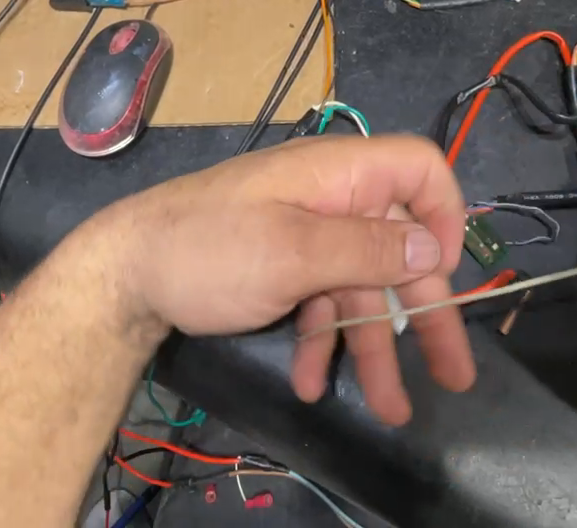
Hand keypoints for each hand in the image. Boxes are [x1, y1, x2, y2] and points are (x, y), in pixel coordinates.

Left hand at [90, 134, 475, 425]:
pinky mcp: (283, 263)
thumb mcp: (293, 253)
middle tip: (452, 374)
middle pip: (397, 244)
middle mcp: (331, 198)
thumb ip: (367, 249)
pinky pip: (321, 298)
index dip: (443, 212)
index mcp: (338, 174)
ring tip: (390, 408)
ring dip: (371, 344)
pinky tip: (310, 382)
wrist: (124, 273)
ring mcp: (306, 232)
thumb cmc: (210, 249)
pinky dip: (322, 338)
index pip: (418, 167)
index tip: (445, 272)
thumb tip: (433, 245)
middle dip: (423, 309)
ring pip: (360, 284)